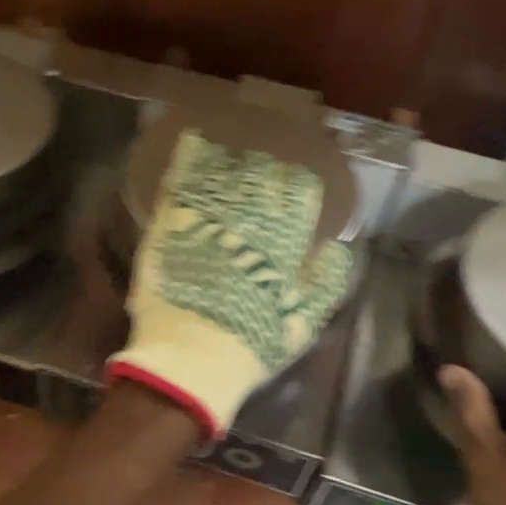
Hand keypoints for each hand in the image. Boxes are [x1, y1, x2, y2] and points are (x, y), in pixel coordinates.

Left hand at [108, 129, 351, 438]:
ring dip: (229, 157)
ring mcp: (206, 219)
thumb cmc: (251, 347)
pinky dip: (187, 161)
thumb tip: (335, 251)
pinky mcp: (170, 226)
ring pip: (223, 173)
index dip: (299, 184)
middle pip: (261, 176)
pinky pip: (181, 183)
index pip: (300, 194)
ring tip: (230, 146)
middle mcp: (248, 220)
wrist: (192, 360)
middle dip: (264, 165)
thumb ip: (325, 283)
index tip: (296, 181)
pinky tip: (190, 144)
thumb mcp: (303, 324)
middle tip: (261, 159)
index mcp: (285, 240)